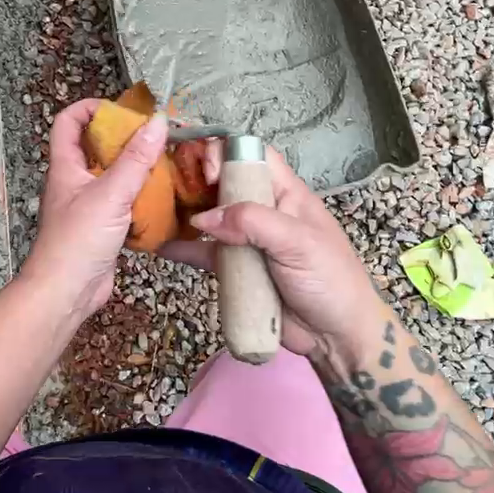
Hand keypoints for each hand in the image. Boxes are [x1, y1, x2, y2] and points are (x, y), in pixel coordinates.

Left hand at [20, 98, 167, 318]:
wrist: (66, 292)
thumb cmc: (76, 240)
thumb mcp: (110, 194)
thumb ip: (136, 159)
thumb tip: (158, 122)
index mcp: (66, 166)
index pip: (68, 122)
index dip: (89, 108)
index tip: (120, 108)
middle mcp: (74, 181)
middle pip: (96, 147)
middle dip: (124, 138)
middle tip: (155, 136)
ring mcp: (88, 205)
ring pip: (113, 176)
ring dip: (137, 168)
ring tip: (166, 162)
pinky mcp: (103, 227)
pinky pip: (123, 202)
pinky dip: (141, 196)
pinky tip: (164, 197)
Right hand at [158, 142, 390, 359]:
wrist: (336, 338)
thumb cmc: (330, 280)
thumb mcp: (299, 243)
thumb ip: (253, 223)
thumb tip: (202, 219)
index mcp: (285, 193)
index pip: (252, 155)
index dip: (227, 154)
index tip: (208, 174)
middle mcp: (262, 209)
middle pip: (224, 181)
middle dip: (196, 178)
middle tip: (172, 188)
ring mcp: (245, 238)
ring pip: (208, 214)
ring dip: (184, 210)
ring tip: (157, 210)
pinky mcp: (233, 267)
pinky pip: (201, 252)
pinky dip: (181, 248)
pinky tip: (160, 246)